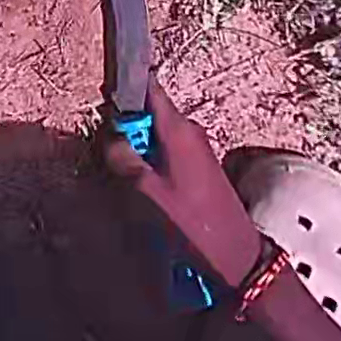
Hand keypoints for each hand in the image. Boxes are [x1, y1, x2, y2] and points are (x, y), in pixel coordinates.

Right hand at [105, 79, 263, 287]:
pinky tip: (140, 176)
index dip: (125, 86)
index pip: (150, 89)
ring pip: (157, 130)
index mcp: (178, 129)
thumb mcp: (147, 191)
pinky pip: (167, 145)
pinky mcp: (198, 162)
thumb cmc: (191, 221)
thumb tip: (109, 137)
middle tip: (106, 140)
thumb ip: (123, 158)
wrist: (237, 254)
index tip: (104, 95)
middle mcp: (189, 130)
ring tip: (120, 162)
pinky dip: (150, 153)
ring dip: (138, 141)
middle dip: (127, 121)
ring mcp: (196, 146)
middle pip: (151, 110)